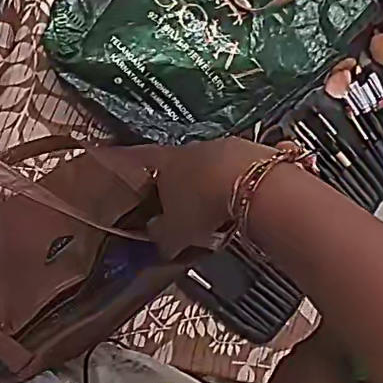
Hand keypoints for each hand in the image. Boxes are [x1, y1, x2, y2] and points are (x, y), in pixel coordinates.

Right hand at [106, 137, 272, 256]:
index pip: (141, 159)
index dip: (134, 166)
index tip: (128, 170)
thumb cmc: (201, 206)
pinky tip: (243, 202)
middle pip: (180, 164)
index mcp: (165, 161)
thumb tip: (157, 236)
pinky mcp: (254, 152)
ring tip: (215, 209)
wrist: (253, 185)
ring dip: (210, 182)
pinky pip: (239, 170)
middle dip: (180, 182)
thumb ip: (161, 235)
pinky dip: (238, 184)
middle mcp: (192, 148)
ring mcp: (225, 146)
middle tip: (181, 206)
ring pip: (210, 165)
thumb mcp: (174, 233)